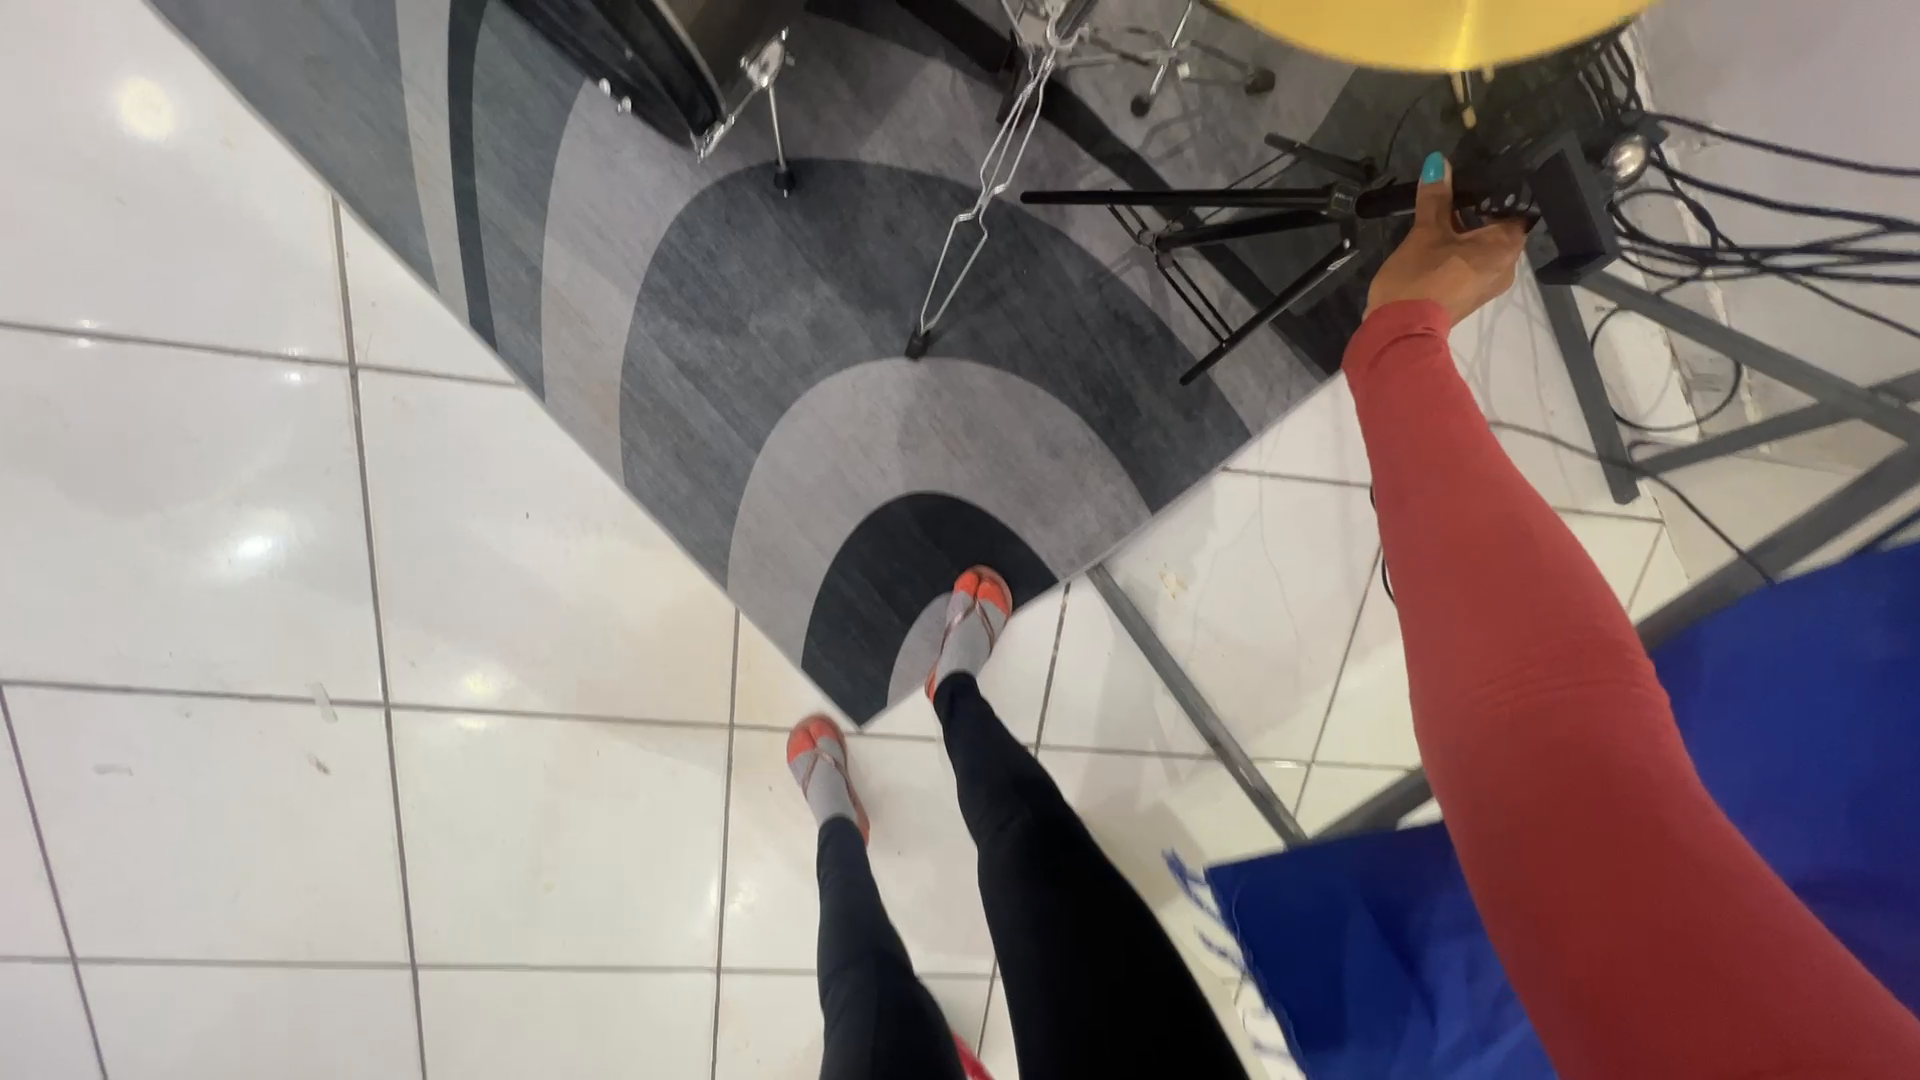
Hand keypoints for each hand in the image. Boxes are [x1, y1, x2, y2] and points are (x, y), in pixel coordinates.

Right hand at [1366, 152, 1529, 324]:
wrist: (1397, 334)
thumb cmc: (1418, 279)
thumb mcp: (1424, 234)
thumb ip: (1435, 199)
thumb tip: (1438, 162)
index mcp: (1506, 245)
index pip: (1514, 207)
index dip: (1493, 194)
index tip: (1470, 187)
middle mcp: (1507, 266)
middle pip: (1497, 230)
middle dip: (1475, 217)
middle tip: (1449, 204)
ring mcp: (1488, 287)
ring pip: (1483, 252)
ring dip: (1464, 240)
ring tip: (1438, 229)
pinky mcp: (1468, 301)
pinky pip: (1471, 271)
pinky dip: (1458, 260)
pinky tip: (1436, 255)